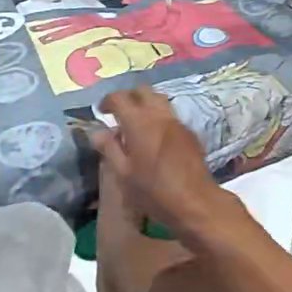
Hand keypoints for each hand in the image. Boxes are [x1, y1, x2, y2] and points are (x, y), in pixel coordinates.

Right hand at [91, 88, 235, 238]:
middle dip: (128, 96)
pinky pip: (170, 113)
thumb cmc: (154, 191)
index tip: (101, 111)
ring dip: (145, 103)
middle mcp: (159, 115)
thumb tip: (97, 132)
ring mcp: (177, 121)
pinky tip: (153, 135)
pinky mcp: (188, 131)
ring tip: (135, 123)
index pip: (120, 98)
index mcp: (139, 123)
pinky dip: (158, 115)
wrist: (195, 200)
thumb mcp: (123, 175)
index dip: (108, 101)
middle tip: (118, 113)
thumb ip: (110, 149)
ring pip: (159, 98)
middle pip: (143, 91)